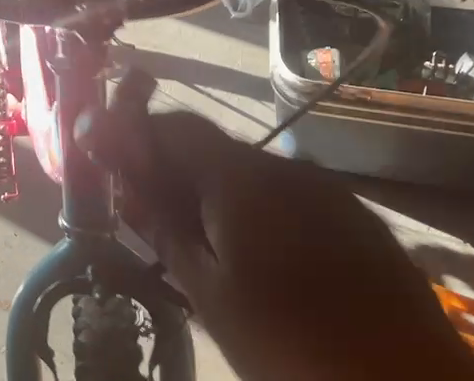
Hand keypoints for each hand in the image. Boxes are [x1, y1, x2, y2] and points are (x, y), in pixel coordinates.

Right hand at [84, 107, 473, 380]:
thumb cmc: (292, 346)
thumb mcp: (209, 296)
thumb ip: (164, 230)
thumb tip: (128, 188)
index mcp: (241, 178)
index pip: (173, 127)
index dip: (136, 136)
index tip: (112, 163)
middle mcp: (286, 168)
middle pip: (213, 151)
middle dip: (176, 173)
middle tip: (154, 217)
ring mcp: (329, 191)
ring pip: (254, 177)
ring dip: (220, 197)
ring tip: (209, 250)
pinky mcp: (360, 221)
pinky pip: (293, 201)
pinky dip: (263, 215)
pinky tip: (266, 264)